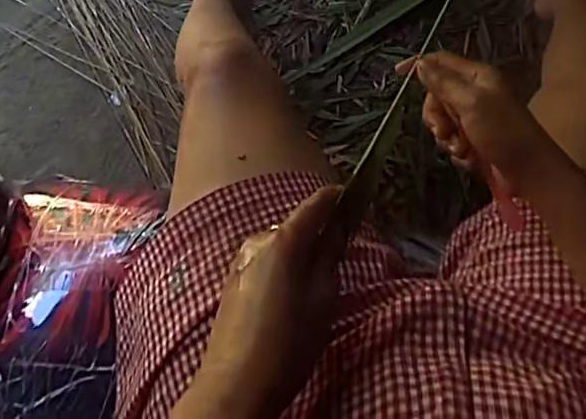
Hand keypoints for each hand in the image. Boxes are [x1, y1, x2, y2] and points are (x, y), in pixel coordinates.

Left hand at [175, 185, 342, 418]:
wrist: (233, 388)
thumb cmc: (287, 345)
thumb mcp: (321, 299)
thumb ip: (330, 255)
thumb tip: (338, 225)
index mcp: (283, 240)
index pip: (314, 204)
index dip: (336, 197)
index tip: (353, 196)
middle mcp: (258, 239)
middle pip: (296, 223)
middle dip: (318, 229)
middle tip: (341, 244)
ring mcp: (241, 258)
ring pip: (280, 242)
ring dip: (300, 248)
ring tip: (317, 273)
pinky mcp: (232, 277)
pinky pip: (266, 257)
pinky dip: (283, 262)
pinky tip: (291, 288)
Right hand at [401, 51, 567, 202]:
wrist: (530, 173)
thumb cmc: (502, 132)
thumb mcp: (471, 103)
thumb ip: (443, 83)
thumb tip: (421, 63)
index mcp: (477, 76)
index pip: (441, 60)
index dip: (420, 64)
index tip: (398, 73)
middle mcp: (475, 92)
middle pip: (437, 93)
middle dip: (435, 114)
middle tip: (445, 130)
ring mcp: (476, 117)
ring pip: (442, 119)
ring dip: (446, 136)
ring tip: (462, 148)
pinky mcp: (476, 139)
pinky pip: (453, 139)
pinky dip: (457, 149)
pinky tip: (470, 158)